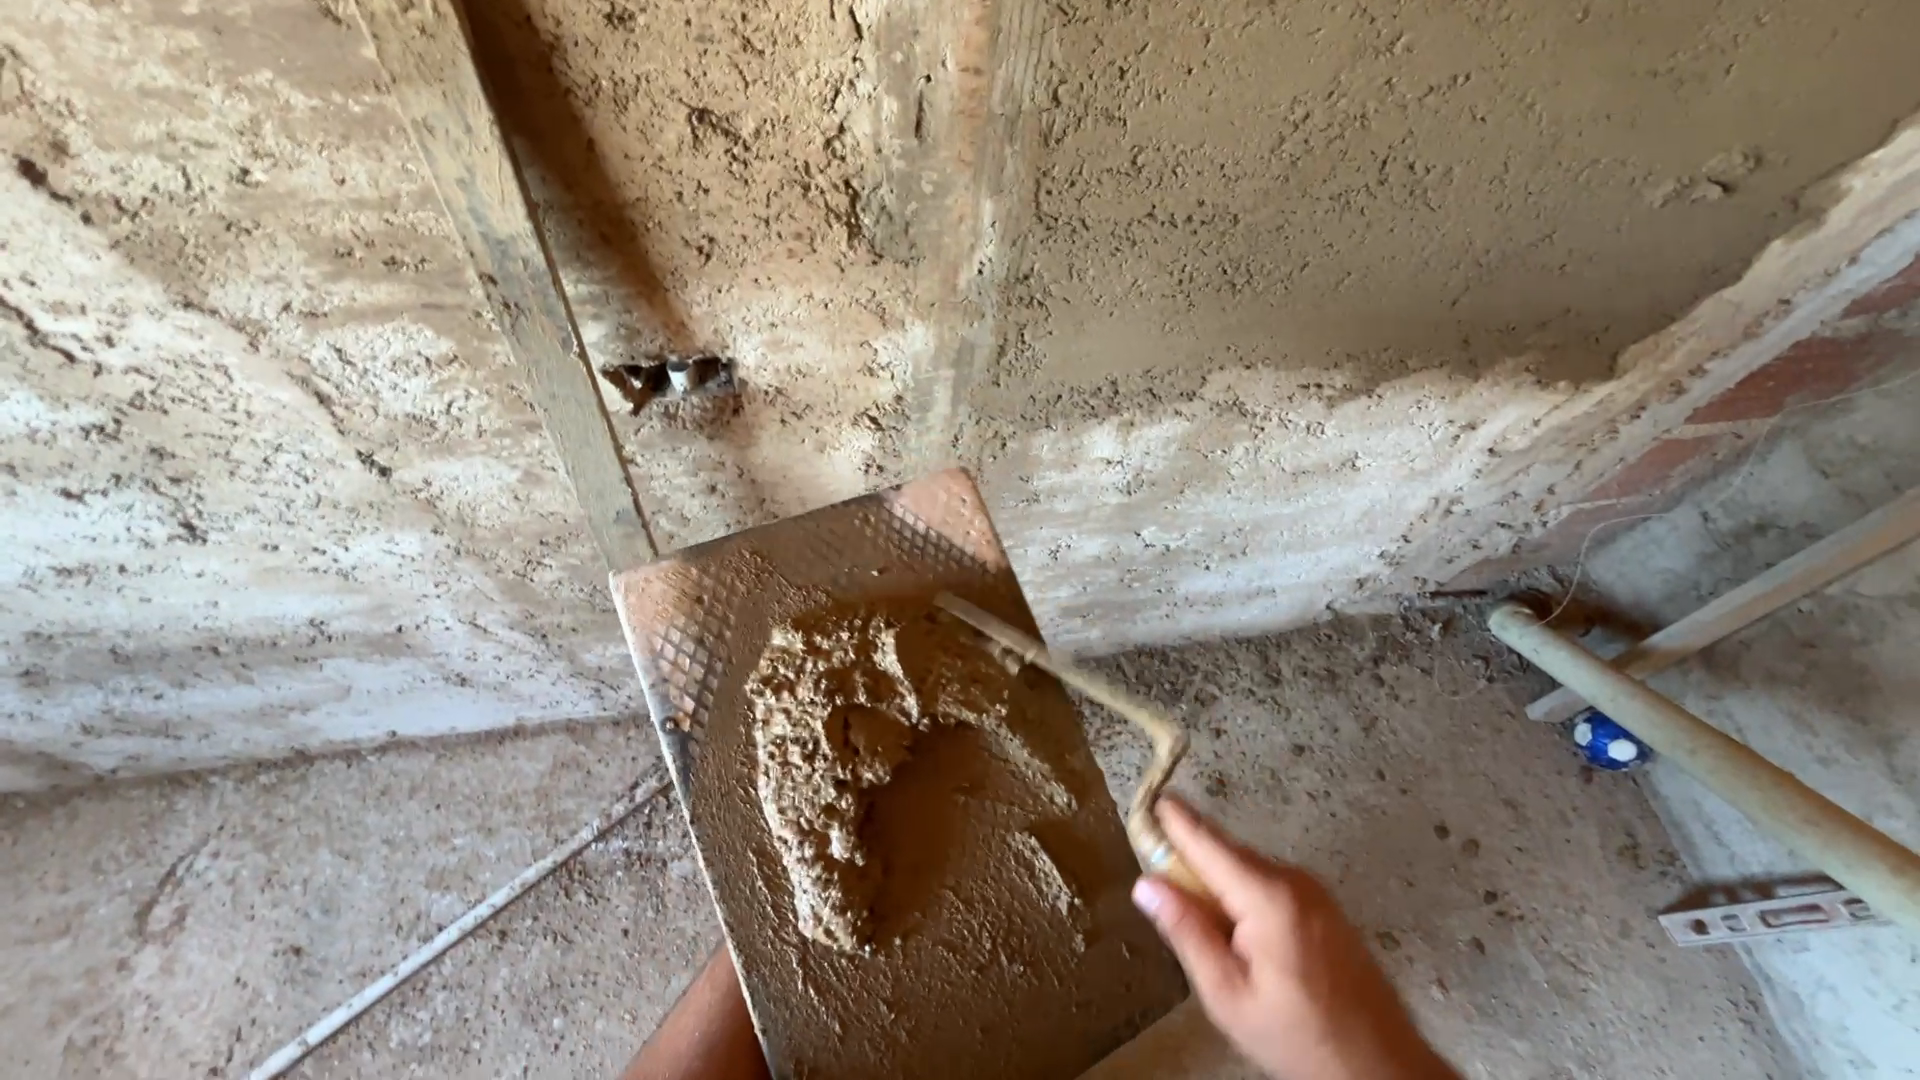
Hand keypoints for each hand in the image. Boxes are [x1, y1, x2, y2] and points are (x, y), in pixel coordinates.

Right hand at [1131, 798, 1456, 1079]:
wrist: (1382, 1067)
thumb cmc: (1299, 1037)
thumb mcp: (1228, 995)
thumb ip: (1187, 933)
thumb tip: (1146, 884)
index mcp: (1267, 897)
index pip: (1207, 842)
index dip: (1175, 820)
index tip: (1149, 800)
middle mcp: (1292, 879)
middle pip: (1225, 852)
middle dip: (1191, 863)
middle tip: (1164, 894)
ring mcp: (1313, 889)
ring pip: (1245, 868)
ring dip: (1217, 884)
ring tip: (1208, 934)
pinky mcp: (1323, 903)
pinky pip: (1267, 883)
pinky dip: (1242, 895)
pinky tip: (1241, 938)